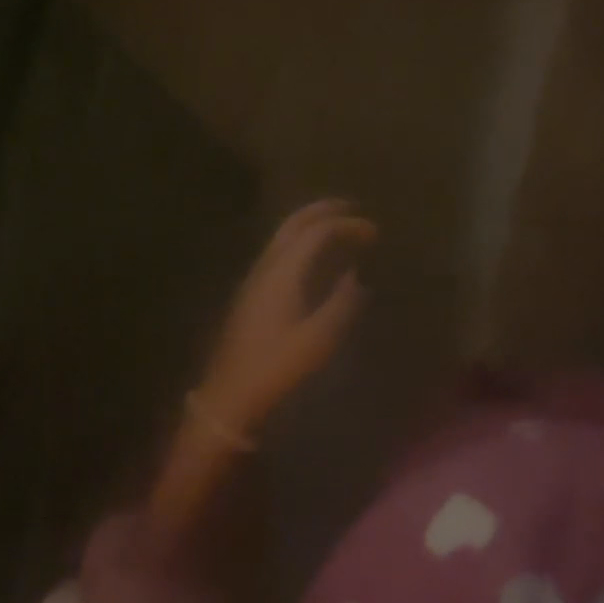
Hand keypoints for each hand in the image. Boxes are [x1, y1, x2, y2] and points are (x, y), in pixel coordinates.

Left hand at [195, 199, 376, 433]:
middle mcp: (266, 266)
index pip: (316, 232)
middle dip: (323, 212)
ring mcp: (254, 278)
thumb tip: (354, 275)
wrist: (230, 393)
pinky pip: (279, 253)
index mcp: (283, 272)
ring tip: (337, 228)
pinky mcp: (251, 293)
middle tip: (351, 209)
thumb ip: (341, 303)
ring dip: (309, 226)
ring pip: (283, 237)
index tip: (372, 230)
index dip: (346, 224)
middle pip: (293, 224)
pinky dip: (300, 243)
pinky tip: (312, 258)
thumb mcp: (319, 339)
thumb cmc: (277, 367)